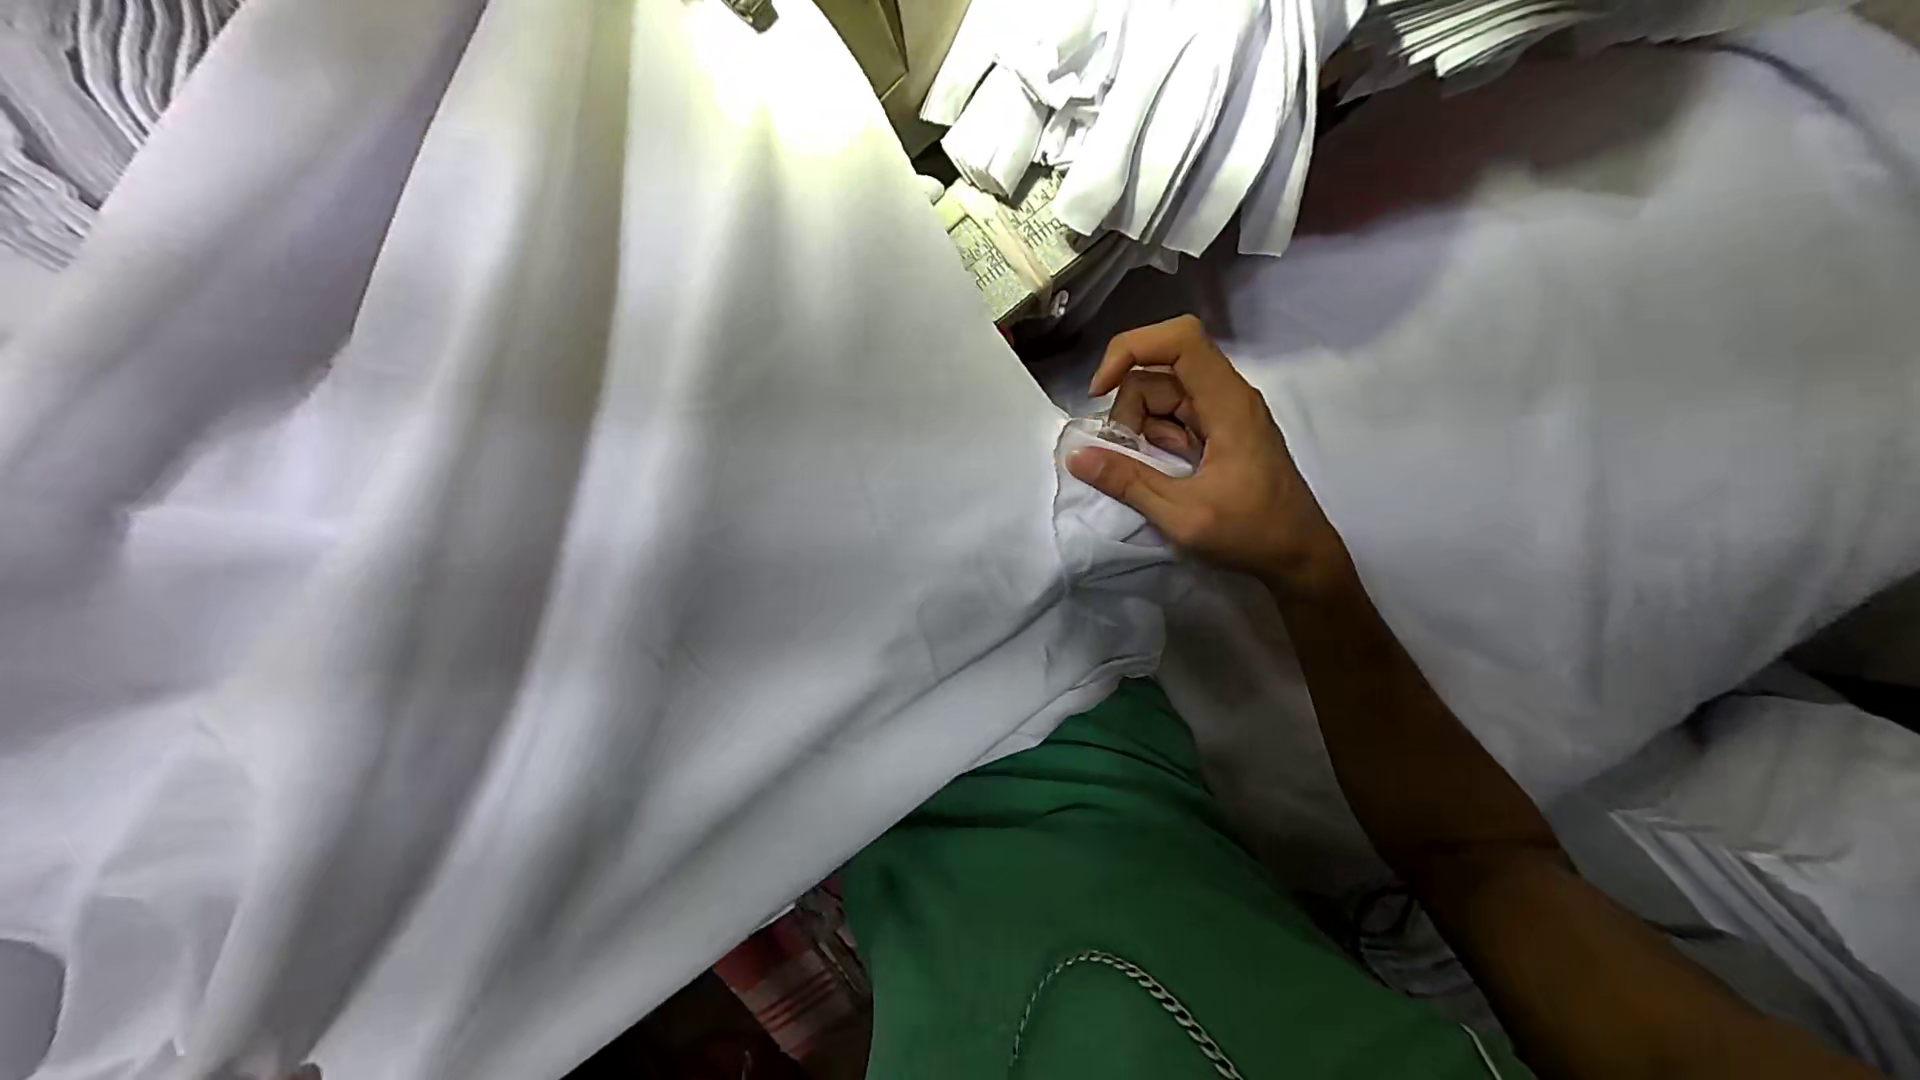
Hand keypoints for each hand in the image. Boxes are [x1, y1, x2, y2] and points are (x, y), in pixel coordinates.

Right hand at [1066, 315, 1351, 599]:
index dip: (1132, 349)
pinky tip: (1155, 472)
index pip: (1180, 340)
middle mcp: (1226, 397)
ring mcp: (1222, 415)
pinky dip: (1152, 440)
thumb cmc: (1252, 533)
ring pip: (1161, 396)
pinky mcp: (1217, 433)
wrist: (1299, 557)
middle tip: (1122, 456)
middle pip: (1160, 372)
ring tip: (1140, 471)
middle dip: (1128, 408)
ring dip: (1137, 428)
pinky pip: (1172, 419)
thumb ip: (1127, 482)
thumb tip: (1076, 457)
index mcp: (1227, 403)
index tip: (1100, 391)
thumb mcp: (1182, 514)